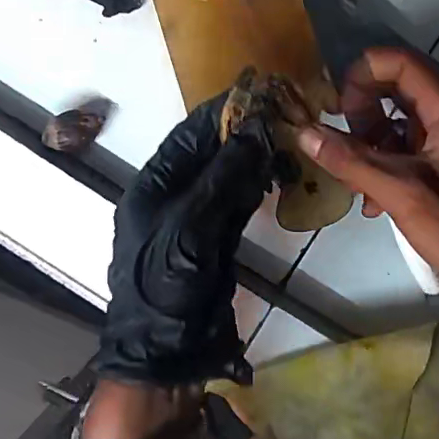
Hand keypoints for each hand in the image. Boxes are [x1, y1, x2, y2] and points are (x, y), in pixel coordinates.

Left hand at [97, 93, 275, 385]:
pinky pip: (236, 201)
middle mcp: (171, 195)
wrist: (166, 348)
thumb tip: (251, 131)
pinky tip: (276, 170)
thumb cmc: (164, 282)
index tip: (254, 90)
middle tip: (281, 110)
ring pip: (226, 175)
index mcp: (152, 185)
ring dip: (252, 156)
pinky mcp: (214, 238)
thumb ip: (220, 178)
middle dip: (242, 131)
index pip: (188, 136)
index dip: (219, 112)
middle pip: (209, 152)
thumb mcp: (188, 226)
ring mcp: (194, 217)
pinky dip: (255, 184)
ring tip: (285, 135)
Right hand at [295, 47, 438, 311]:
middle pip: (396, 88)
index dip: (365, 71)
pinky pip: (399, 148)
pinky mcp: (438, 167)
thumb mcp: (400, 193)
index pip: (403, 64)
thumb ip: (351, 161)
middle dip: (360, 109)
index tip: (335, 100)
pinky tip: (369, 200)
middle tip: (340, 139)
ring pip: (394, 120)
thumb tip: (305, 132)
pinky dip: (377, 163)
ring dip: (365, 141)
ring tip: (352, 176)